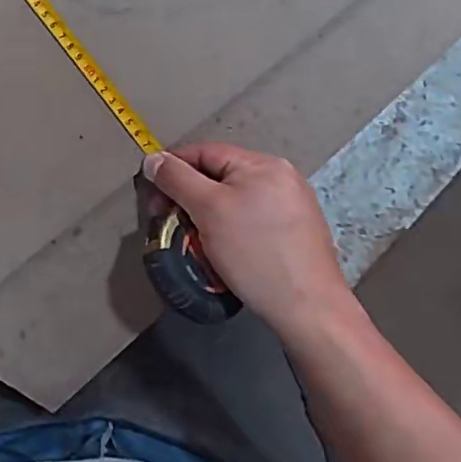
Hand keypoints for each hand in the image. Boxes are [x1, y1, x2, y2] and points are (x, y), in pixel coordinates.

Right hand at [140, 143, 355, 333]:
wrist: (309, 309)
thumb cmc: (256, 254)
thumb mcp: (208, 210)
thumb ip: (177, 179)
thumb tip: (154, 159)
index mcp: (262, 163)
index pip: (204, 152)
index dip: (173, 168)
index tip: (151, 194)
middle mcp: (281, 176)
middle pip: (220, 176)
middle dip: (190, 197)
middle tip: (170, 222)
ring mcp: (292, 205)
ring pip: (235, 200)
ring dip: (209, 216)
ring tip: (196, 241)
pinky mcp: (295, 232)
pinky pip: (252, 220)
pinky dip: (231, 230)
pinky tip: (224, 252)